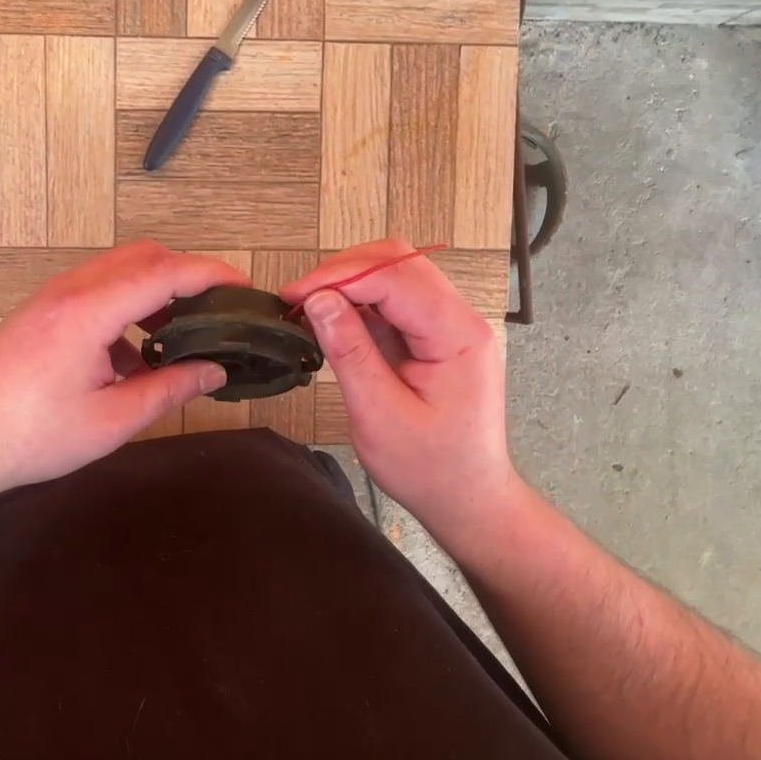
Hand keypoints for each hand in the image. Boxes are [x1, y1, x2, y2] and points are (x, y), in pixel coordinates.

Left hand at [0, 241, 244, 502]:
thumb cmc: (29, 436)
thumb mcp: (112, 420)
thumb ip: (169, 390)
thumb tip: (213, 372)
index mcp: (89, 310)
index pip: (164, 272)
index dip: (211, 274)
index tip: (244, 286)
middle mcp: (69, 291)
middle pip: (141, 257)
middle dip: (186, 275)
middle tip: (218, 308)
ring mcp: (50, 298)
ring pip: (116, 272)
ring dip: (153, 292)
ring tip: (180, 334)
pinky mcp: (39, 313)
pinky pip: (94, 292)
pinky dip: (124, 309)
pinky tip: (133, 358)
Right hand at [280, 238, 521, 532]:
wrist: (467, 498)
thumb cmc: (428, 468)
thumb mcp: (379, 415)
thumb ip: (349, 352)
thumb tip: (317, 300)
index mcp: (457, 334)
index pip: (395, 276)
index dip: (338, 277)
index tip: (293, 296)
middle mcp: (459, 318)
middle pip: (398, 261)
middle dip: (342, 271)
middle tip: (297, 299)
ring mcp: (448, 325)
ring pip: (394, 274)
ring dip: (348, 283)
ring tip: (308, 308)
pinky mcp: (433, 336)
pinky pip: (393, 301)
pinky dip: (358, 303)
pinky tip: (331, 321)